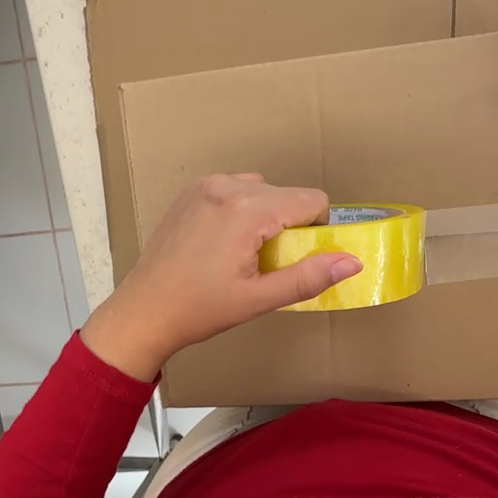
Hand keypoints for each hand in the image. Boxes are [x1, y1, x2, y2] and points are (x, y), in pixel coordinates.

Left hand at [80, 174, 362, 380]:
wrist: (144, 311)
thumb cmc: (198, 309)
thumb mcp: (259, 299)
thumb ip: (308, 277)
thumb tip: (352, 261)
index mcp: (246, 209)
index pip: (312, 200)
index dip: (316, 231)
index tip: (295, 260)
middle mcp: (226, 186)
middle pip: (287, 194)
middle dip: (289, 226)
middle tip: (265, 266)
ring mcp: (205, 185)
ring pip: (263, 190)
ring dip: (266, 218)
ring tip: (243, 256)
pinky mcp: (191, 192)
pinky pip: (235, 190)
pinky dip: (242, 212)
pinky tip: (223, 246)